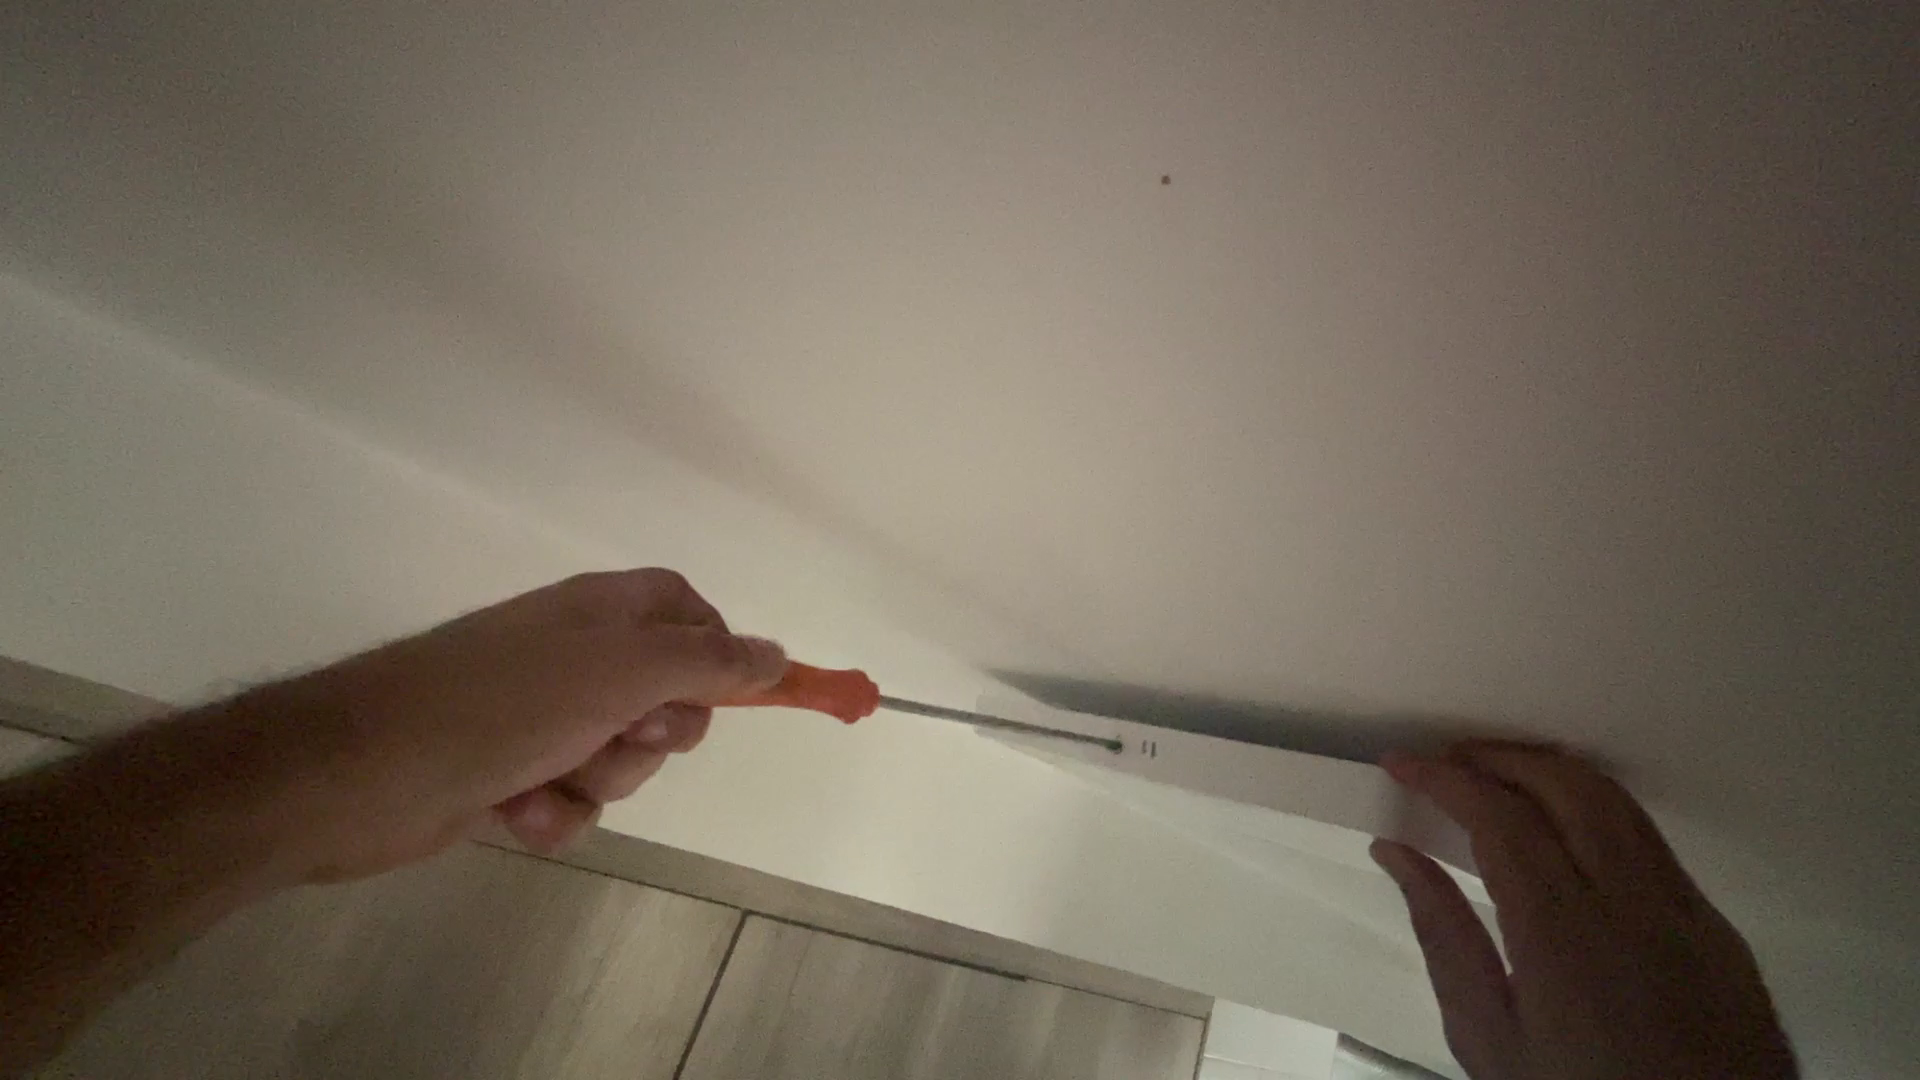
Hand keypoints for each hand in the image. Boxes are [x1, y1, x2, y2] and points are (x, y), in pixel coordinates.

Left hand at [205, 569, 785, 880]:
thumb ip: (711, 661)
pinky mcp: (520, 766)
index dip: (716, 649)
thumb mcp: (626, 671)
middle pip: (671, 693)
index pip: (692, 612)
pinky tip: (519, 809)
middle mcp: (583, 654)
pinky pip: (580, 793)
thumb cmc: (507, 702)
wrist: (356, 775)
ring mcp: (549, 711)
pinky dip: (559, 809)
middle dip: (656, 731)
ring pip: (629, 752)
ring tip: (551, 774)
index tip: (724, 690)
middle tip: (621, 731)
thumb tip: (777, 655)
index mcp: (609, 611)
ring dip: (602, 775)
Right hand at [1372, 743, 1795, 1079]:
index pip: (1499, 815)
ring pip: (1616, 803)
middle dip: (1496, 757)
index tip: (1399, 763)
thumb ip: (1441, 933)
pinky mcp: (1721, 934)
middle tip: (1445, 762)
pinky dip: (1591, 808)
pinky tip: (1557, 829)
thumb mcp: (1486, 1036)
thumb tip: (1394, 851)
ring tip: (1492, 778)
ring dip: (1546, 771)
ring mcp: (1691, 918)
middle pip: (1566, 787)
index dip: (1442, 777)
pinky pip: (1649, 841)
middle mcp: (1637, 909)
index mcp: (1565, 934)